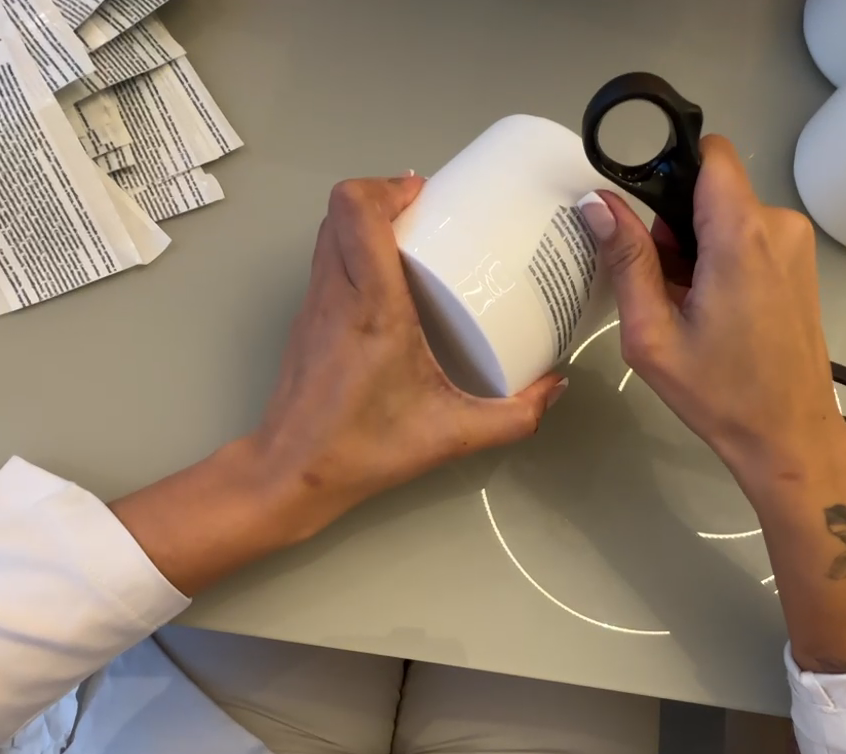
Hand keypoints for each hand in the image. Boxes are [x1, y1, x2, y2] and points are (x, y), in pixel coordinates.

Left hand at [247, 175, 564, 534]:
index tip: (428, 199)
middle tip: (430, 220)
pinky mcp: (304, 324)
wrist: (293, 474)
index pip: (358, 210)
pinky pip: (326, 264)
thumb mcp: (452, 435)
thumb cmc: (366, 450)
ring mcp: (312, 307)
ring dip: (367, 225)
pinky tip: (390, 291)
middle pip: (341, 210)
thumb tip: (553, 386)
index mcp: (371, 307)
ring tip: (414, 248)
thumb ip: (513, 415)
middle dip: (384, 199)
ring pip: (329, 234)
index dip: (389, 187)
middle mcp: (335, 294)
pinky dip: (354, 256)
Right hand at [577, 135, 845, 489]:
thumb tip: (596, 203)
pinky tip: (714, 314)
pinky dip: (722, 263)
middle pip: (712, 191)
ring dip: (697, 251)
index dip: (669, 170)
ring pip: (729, 218)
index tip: (644, 217)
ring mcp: (796, 245)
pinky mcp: (800, 266)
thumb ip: (626, 262)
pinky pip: (749, 240)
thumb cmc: (717, 393)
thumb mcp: (653, 335)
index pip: (709, 152)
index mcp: (741, 234)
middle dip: (676, 228)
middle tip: (662, 290)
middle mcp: (778, 224)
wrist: (787, 434)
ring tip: (689, 311)